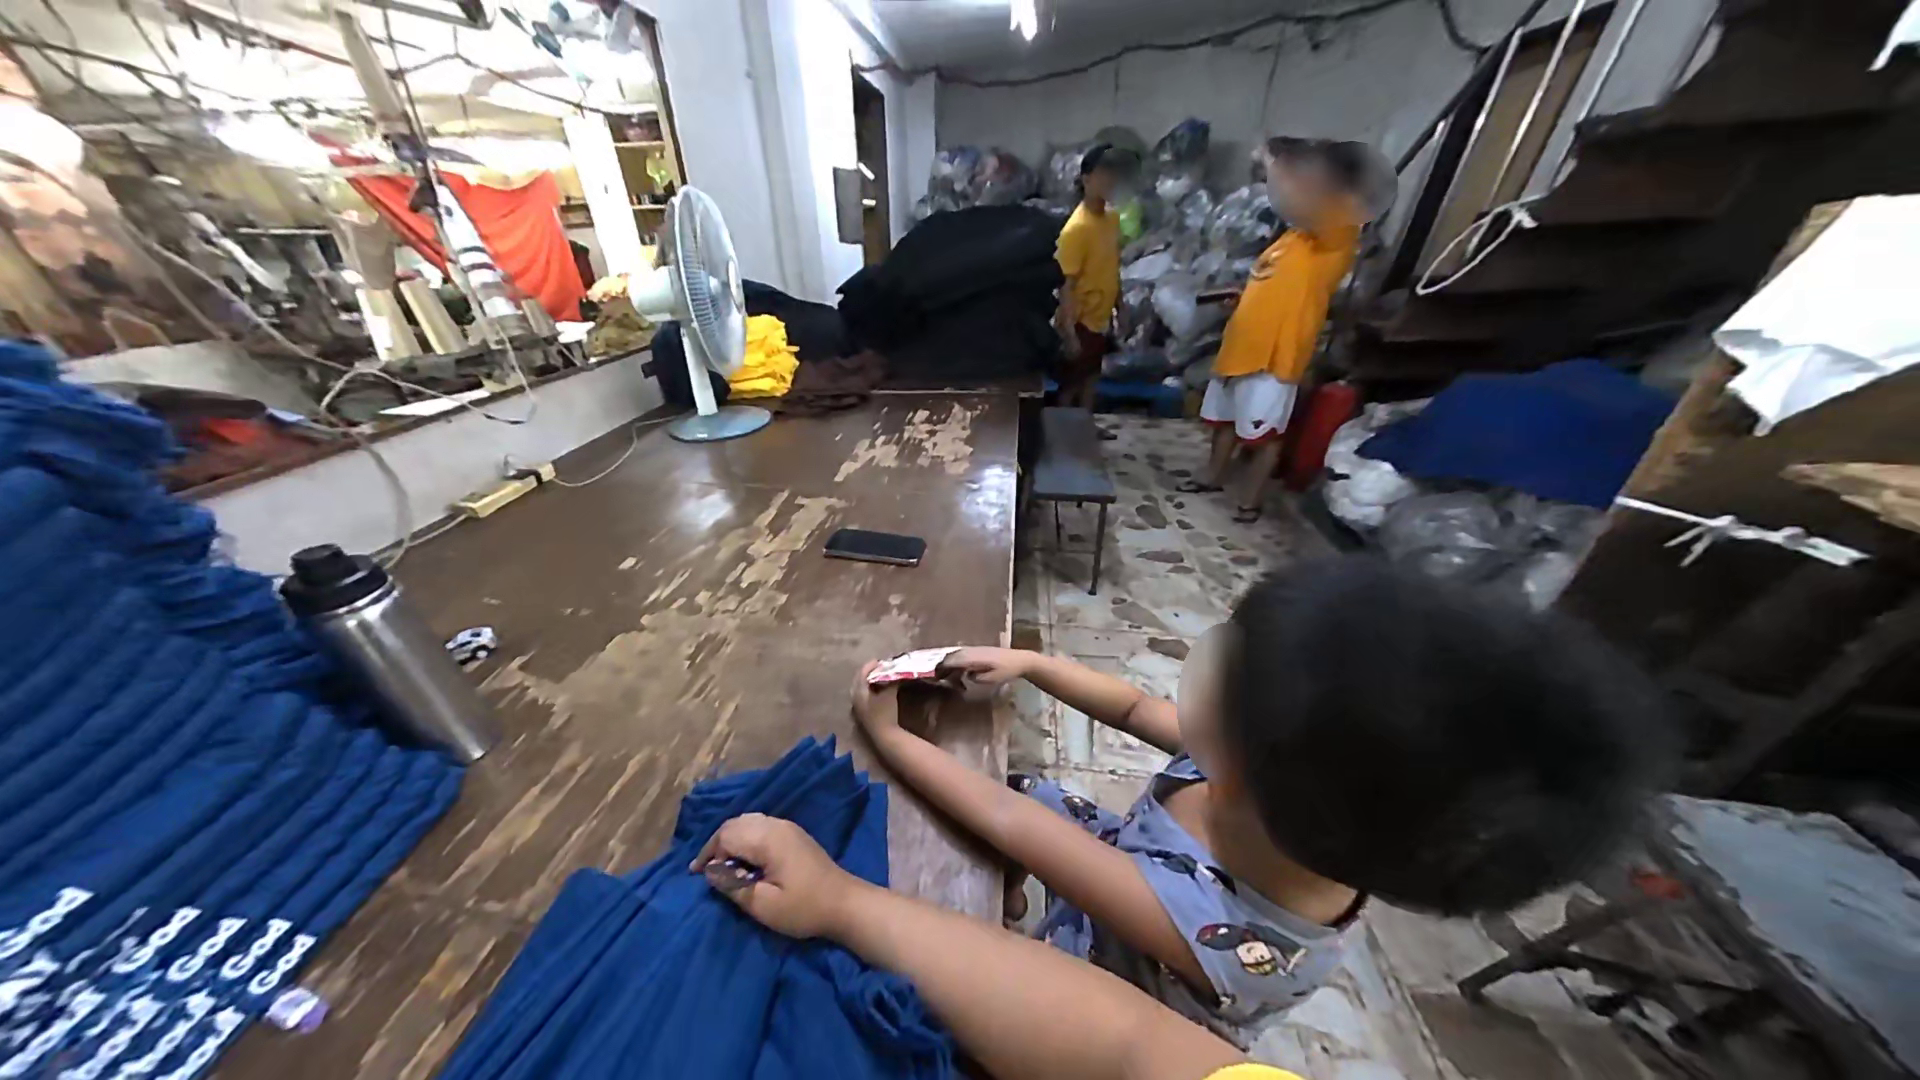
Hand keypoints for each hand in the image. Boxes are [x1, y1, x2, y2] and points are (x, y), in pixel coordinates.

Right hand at [691, 813, 861, 939]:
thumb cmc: (803, 907)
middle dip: (717, 844)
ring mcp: (787, 826)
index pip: (727, 834)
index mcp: (768, 838)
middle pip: (736, 823)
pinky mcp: (793, 833)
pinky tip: (743, 858)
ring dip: (731, 838)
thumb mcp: (764, 905)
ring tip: (721, 865)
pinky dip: (745, 836)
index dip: (708, 853)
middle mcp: (777, 825)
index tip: (696, 875)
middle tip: (706, 870)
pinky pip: (760, 825)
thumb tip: (711, 871)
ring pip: (748, 821)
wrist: (843, 901)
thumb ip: (734, 886)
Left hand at [852, 660, 901, 735]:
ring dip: (869, 681)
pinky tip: (877, 690)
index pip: (861, 674)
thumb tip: (895, 671)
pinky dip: (869, 689)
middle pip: (859, 681)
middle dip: (868, 672)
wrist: (884, 736)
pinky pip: (863, 695)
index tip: (879, 660)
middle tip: (878, 667)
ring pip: (861, 689)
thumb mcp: (889, 693)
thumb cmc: (885, 712)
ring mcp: (858, 707)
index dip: (870, 666)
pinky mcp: (862, 713)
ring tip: (879, 676)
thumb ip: (891, 680)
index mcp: (859, 692)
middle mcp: (855, 698)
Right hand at [937, 647, 1034, 686]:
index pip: (951, 660)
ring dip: (950, 665)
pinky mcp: (978, 651)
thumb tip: (966, 675)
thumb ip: (976, 677)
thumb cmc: (1006, 670)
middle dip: (942, 667)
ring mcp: (974, 650)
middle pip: (951, 656)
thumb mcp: (992, 679)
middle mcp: (971, 651)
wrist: (1019, 659)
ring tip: (950, 678)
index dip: (941, 668)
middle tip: (938, 679)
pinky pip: (962, 655)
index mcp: (973, 657)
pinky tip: (961, 673)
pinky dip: (957, 663)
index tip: (935, 677)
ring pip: (956, 655)